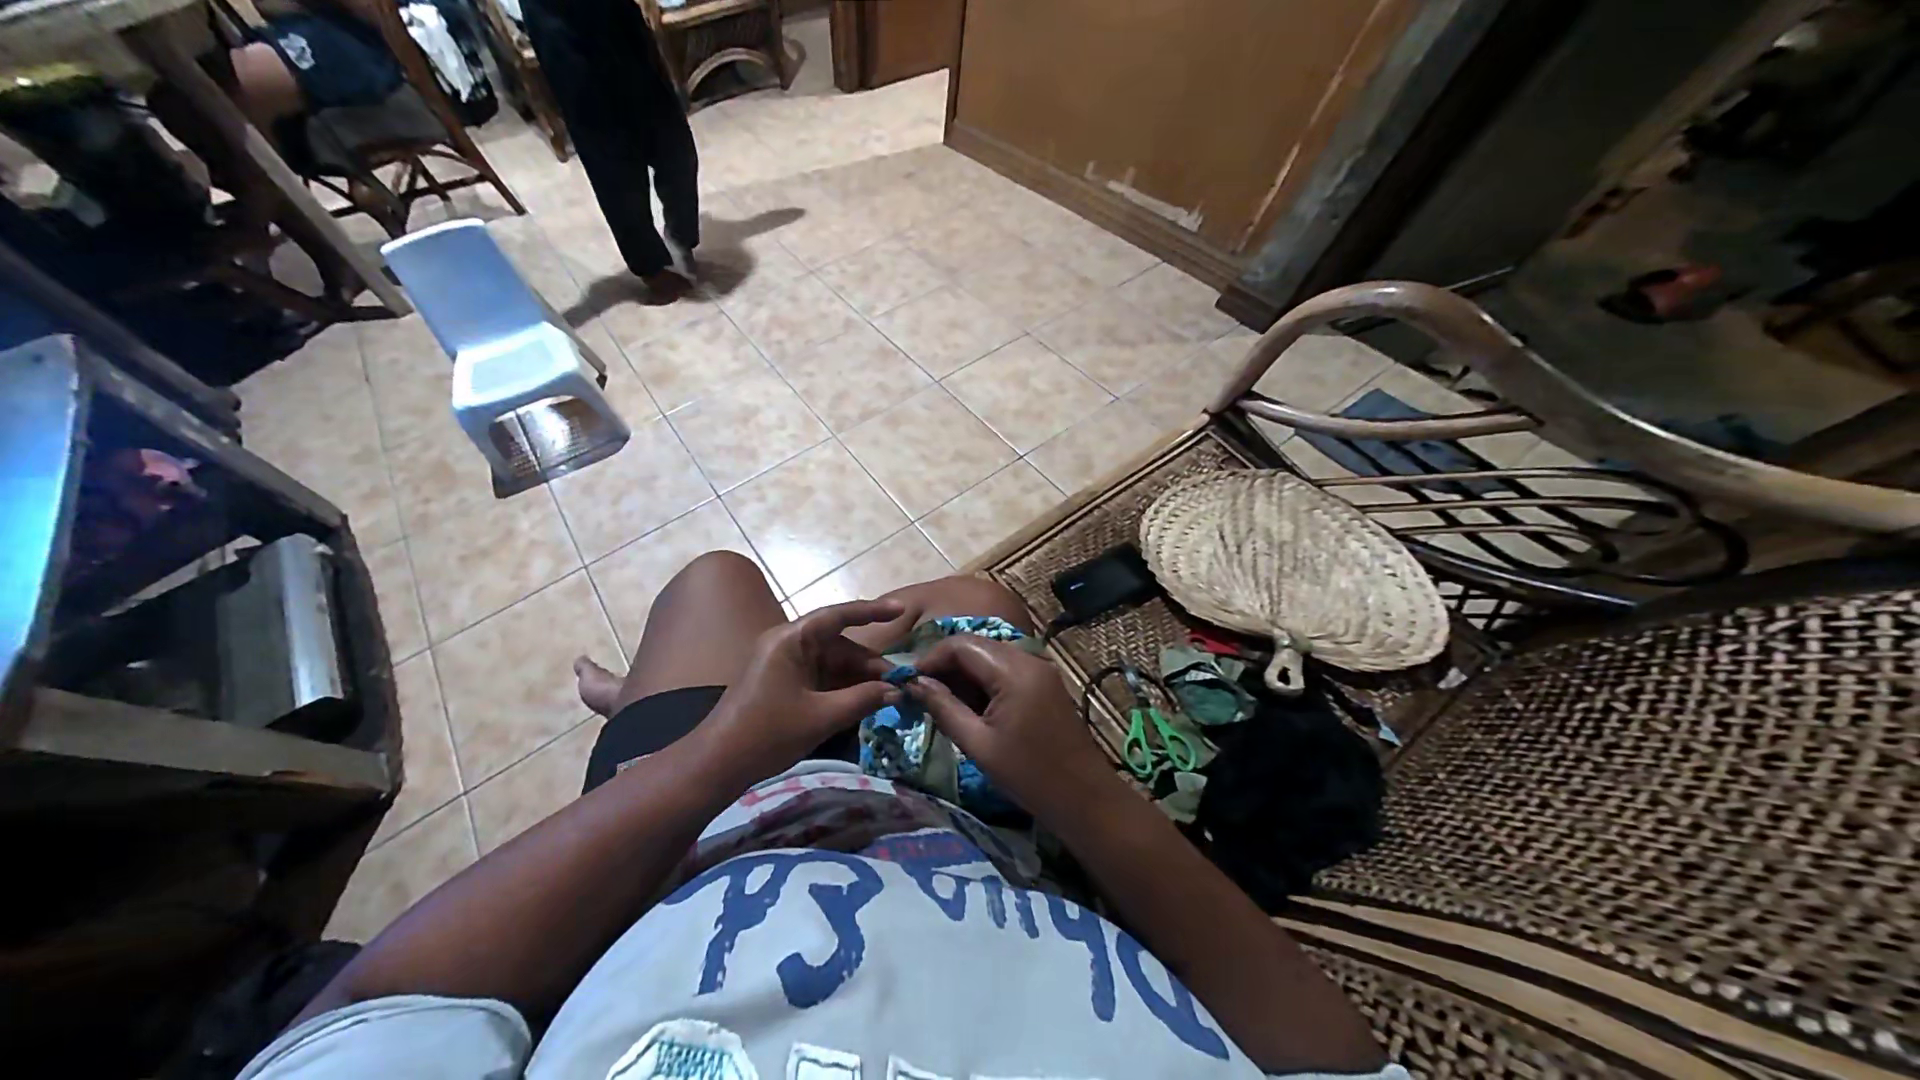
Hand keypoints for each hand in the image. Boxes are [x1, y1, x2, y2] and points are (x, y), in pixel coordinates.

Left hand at [691, 600, 904, 786]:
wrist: (719, 764)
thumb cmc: (768, 732)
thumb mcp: (822, 717)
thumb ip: (863, 699)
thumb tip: (897, 691)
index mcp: (791, 640)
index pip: (838, 615)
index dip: (872, 611)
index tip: (902, 609)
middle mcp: (789, 644)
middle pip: (840, 644)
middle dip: (870, 663)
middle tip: (902, 681)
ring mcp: (786, 664)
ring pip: (834, 663)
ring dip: (860, 678)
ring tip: (890, 695)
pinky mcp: (786, 684)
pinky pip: (823, 678)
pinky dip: (844, 688)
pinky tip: (867, 701)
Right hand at [906, 636, 1113, 818]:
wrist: (1084, 797)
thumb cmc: (1028, 775)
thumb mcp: (978, 743)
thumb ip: (943, 707)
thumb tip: (914, 683)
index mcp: (1013, 670)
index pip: (961, 644)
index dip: (930, 658)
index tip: (908, 681)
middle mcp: (1029, 659)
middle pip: (976, 645)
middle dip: (945, 665)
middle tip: (921, 693)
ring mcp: (1040, 669)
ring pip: (990, 656)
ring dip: (964, 673)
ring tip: (941, 702)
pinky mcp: (1045, 682)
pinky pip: (1006, 669)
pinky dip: (984, 680)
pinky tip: (970, 706)